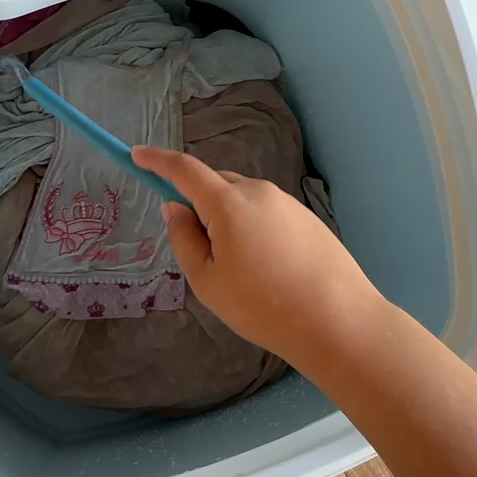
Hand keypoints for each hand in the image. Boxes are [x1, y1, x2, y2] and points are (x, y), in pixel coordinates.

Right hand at [135, 146, 389, 370]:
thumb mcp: (208, 281)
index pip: (184, 169)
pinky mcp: (307, 218)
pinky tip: (267, 270)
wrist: (340, 322)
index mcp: (228, 202)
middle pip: (214, 184)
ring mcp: (286, 202)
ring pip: (240, 199)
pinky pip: (265, 212)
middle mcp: (257, 191)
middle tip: (200, 250)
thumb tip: (176, 208)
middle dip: (198, 204)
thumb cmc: (264, 306)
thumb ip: (184, 239)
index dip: (157, 160)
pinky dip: (252, 228)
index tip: (137, 154)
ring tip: (241, 272)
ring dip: (227, 219)